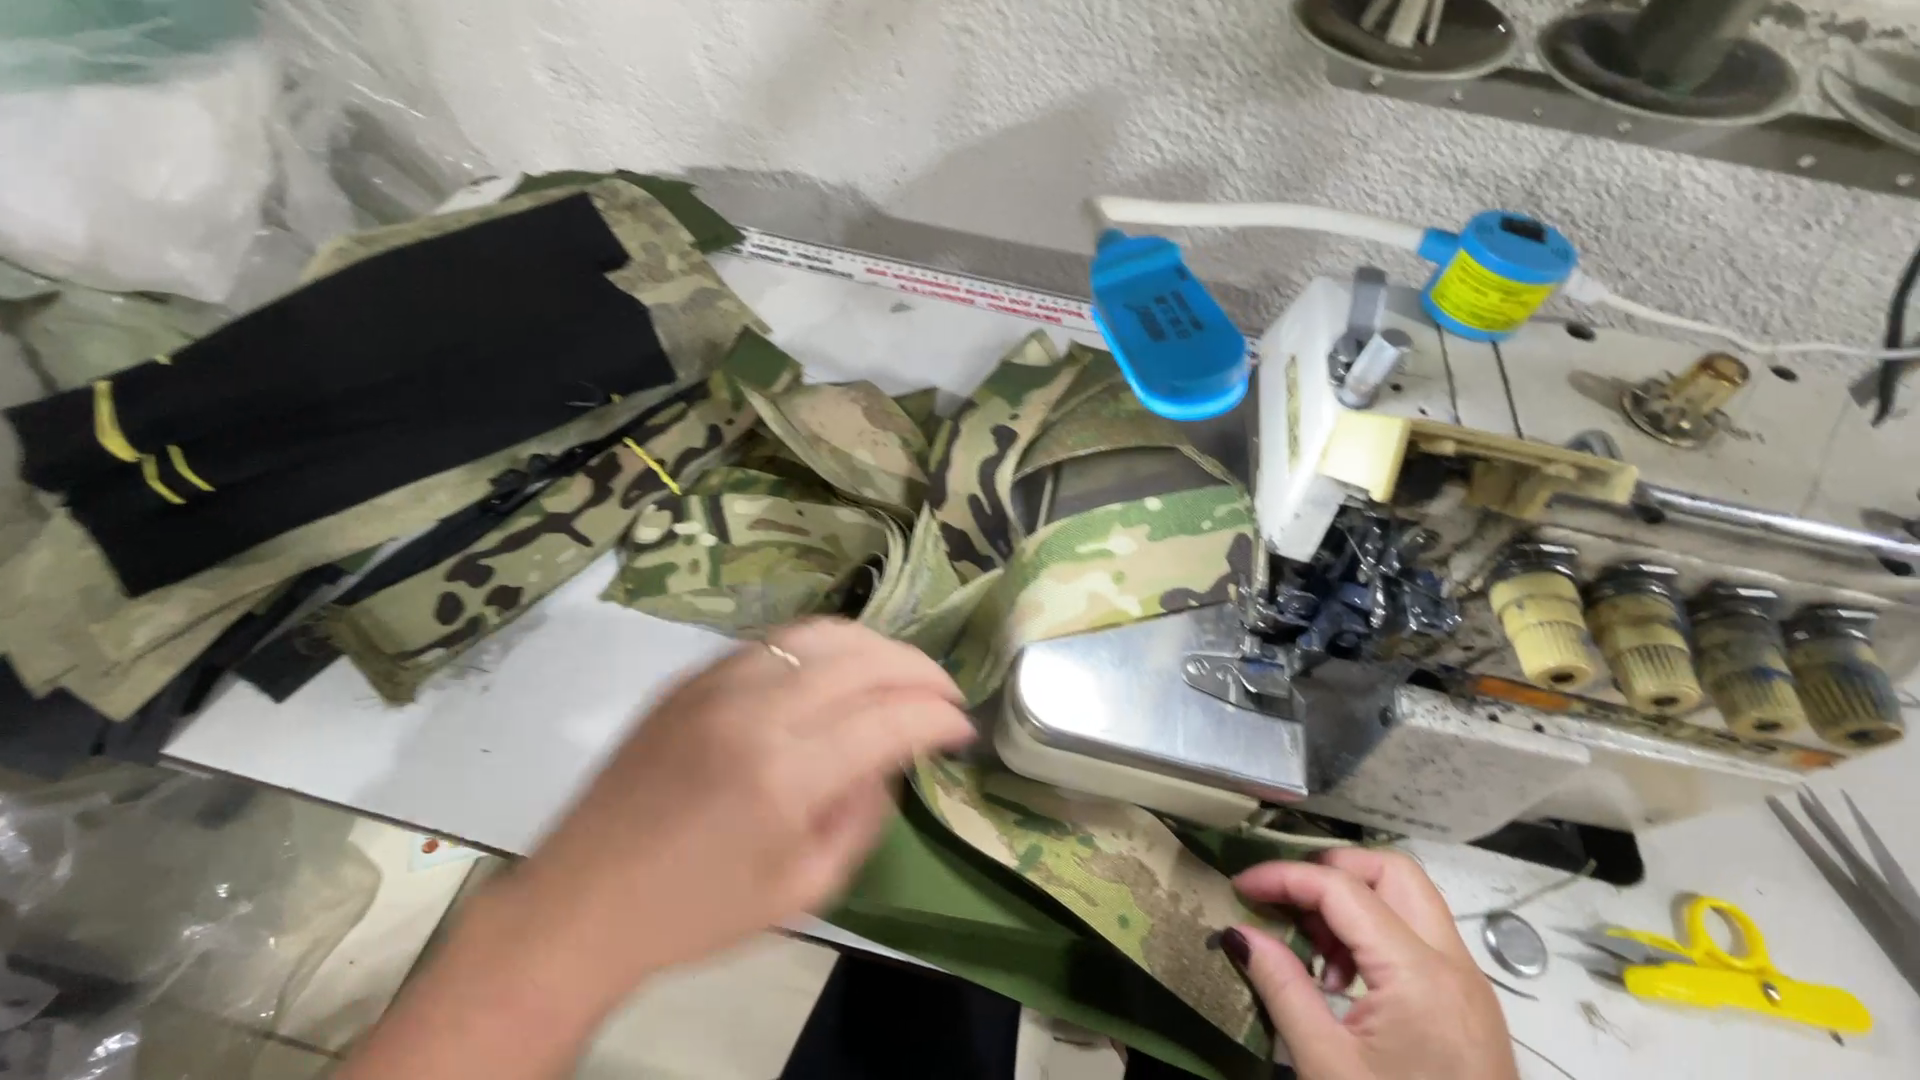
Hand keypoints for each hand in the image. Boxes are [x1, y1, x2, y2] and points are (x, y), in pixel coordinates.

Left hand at [493, 618, 974, 997]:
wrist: (581, 902)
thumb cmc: (698, 913)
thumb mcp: (804, 888)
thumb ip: (864, 814)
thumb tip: (892, 756)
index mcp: (786, 776)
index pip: (891, 720)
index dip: (940, 717)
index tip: (963, 728)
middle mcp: (755, 711)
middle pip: (865, 659)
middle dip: (921, 671)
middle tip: (945, 694)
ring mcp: (717, 683)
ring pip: (823, 631)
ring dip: (877, 646)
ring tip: (901, 672)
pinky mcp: (690, 676)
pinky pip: (776, 639)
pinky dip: (824, 645)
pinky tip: (838, 668)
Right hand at [1223, 849, 1518, 1079]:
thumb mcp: (1325, 1064)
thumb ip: (1281, 986)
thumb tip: (1239, 932)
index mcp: (1418, 975)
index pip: (1342, 888)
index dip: (1283, 877)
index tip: (1240, 886)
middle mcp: (1454, 963)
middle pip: (1392, 870)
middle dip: (1330, 870)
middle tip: (1285, 899)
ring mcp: (1469, 982)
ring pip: (1409, 898)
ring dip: (1353, 901)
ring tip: (1312, 950)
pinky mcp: (1470, 1003)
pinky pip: (1419, 935)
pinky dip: (1375, 932)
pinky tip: (1343, 980)